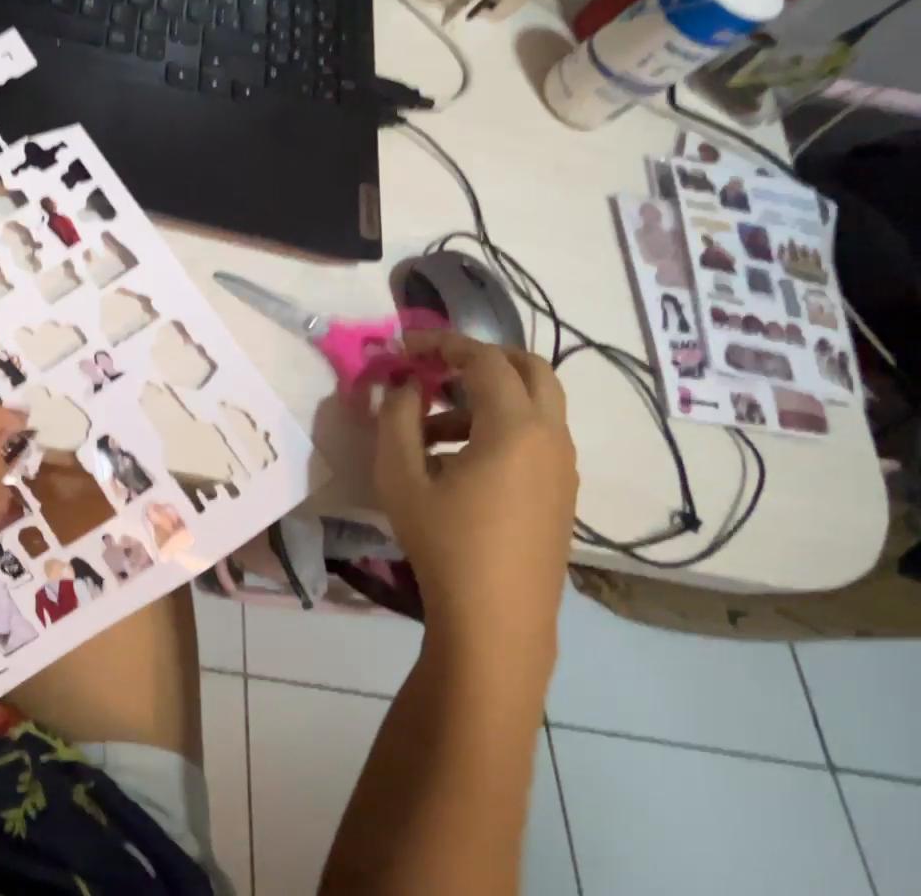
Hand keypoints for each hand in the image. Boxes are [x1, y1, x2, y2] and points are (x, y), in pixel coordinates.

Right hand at [374, 332, 576, 652]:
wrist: (496, 616)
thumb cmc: (443, 541)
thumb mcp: (400, 477)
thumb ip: (396, 419)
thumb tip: (402, 386)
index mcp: (515, 426)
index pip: (484, 360)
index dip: (442, 344)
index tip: (403, 347)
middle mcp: (551, 436)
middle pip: (529, 369)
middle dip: (480, 358)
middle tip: (432, 367)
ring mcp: (564, 465)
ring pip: (534, 404)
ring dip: (486, 396)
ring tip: (430, 425)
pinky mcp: (561, 491)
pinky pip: (536, 436)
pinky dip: (500, 425)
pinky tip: (457, 460)